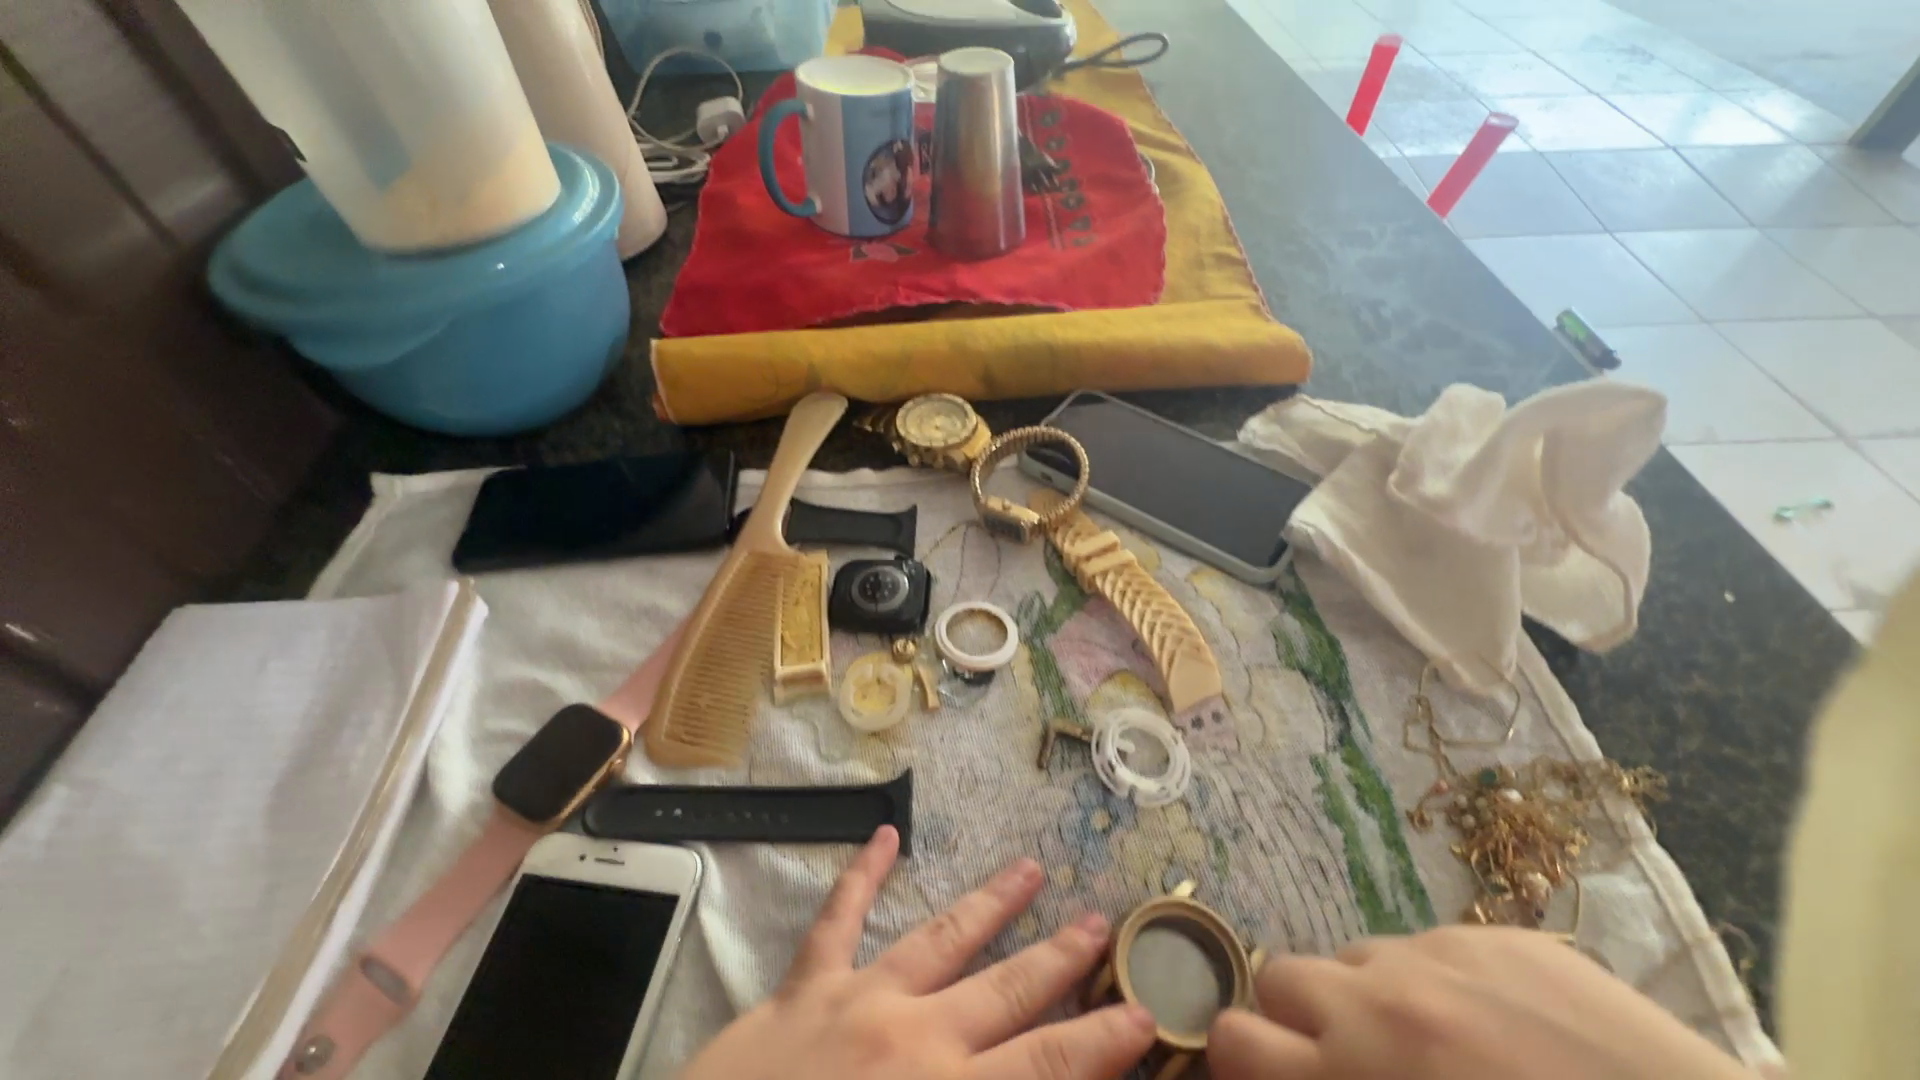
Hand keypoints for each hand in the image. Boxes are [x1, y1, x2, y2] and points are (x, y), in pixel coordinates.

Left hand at [679, 826, 1156, 1079]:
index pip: (1048, 1065)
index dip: (1104, 1040)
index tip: (1145, 1012)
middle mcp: (913, 1036)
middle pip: (1007, 988)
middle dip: (1061, 957)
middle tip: (1100, 922)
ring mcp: (856, 999)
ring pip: (940, 938)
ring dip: (989, 904)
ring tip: (1030, 870)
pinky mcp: (803, 986)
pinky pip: (837, 919)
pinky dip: (860, 874)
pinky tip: (884, 834)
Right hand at [1208, 926, 1753, 1079]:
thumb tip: (1288, 1074)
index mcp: (1355, 1072)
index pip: (1234, 1037)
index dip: (1239, 1060)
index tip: (1269, 1078)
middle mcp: (1380, 998)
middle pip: (1280, 976)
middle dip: (1297, 1021)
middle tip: (1348, 1064)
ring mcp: (1440, 954)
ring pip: (1354, 956)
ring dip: (1367, 998)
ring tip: (1434, 1048)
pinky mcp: (1495, 934)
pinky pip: (1429, 948)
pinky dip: (1437, 984)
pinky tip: (1499, 1032)